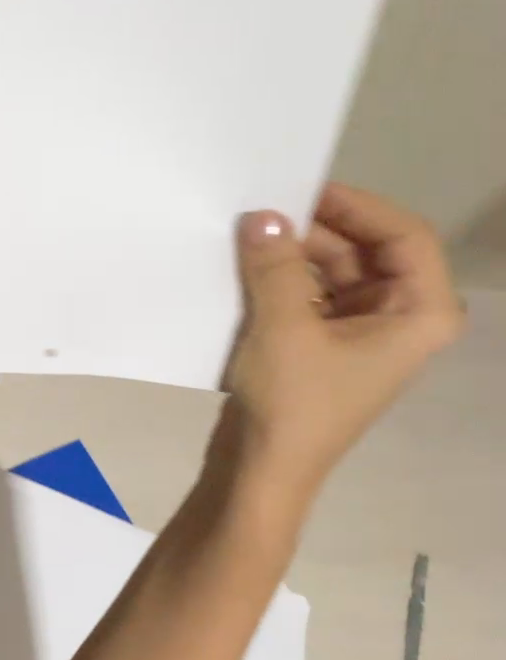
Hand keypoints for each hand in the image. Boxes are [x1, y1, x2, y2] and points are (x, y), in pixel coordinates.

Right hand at [221, 183, 463, 491]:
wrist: (263, 469)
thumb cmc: (292, 400)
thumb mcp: (281, 329)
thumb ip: (273, 269)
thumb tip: (260, 217)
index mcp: (419, 311)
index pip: (402, 238)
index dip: (356, 208)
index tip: (302, 190)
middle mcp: (398, 318)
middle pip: (365, 255)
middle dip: (315, 234)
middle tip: (260, 217)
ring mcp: (356, 336)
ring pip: (328, 279)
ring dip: (289, 261)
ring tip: (242, 245)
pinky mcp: (317, 351)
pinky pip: (304, 303)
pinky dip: (276, 288)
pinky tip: (240, 280)